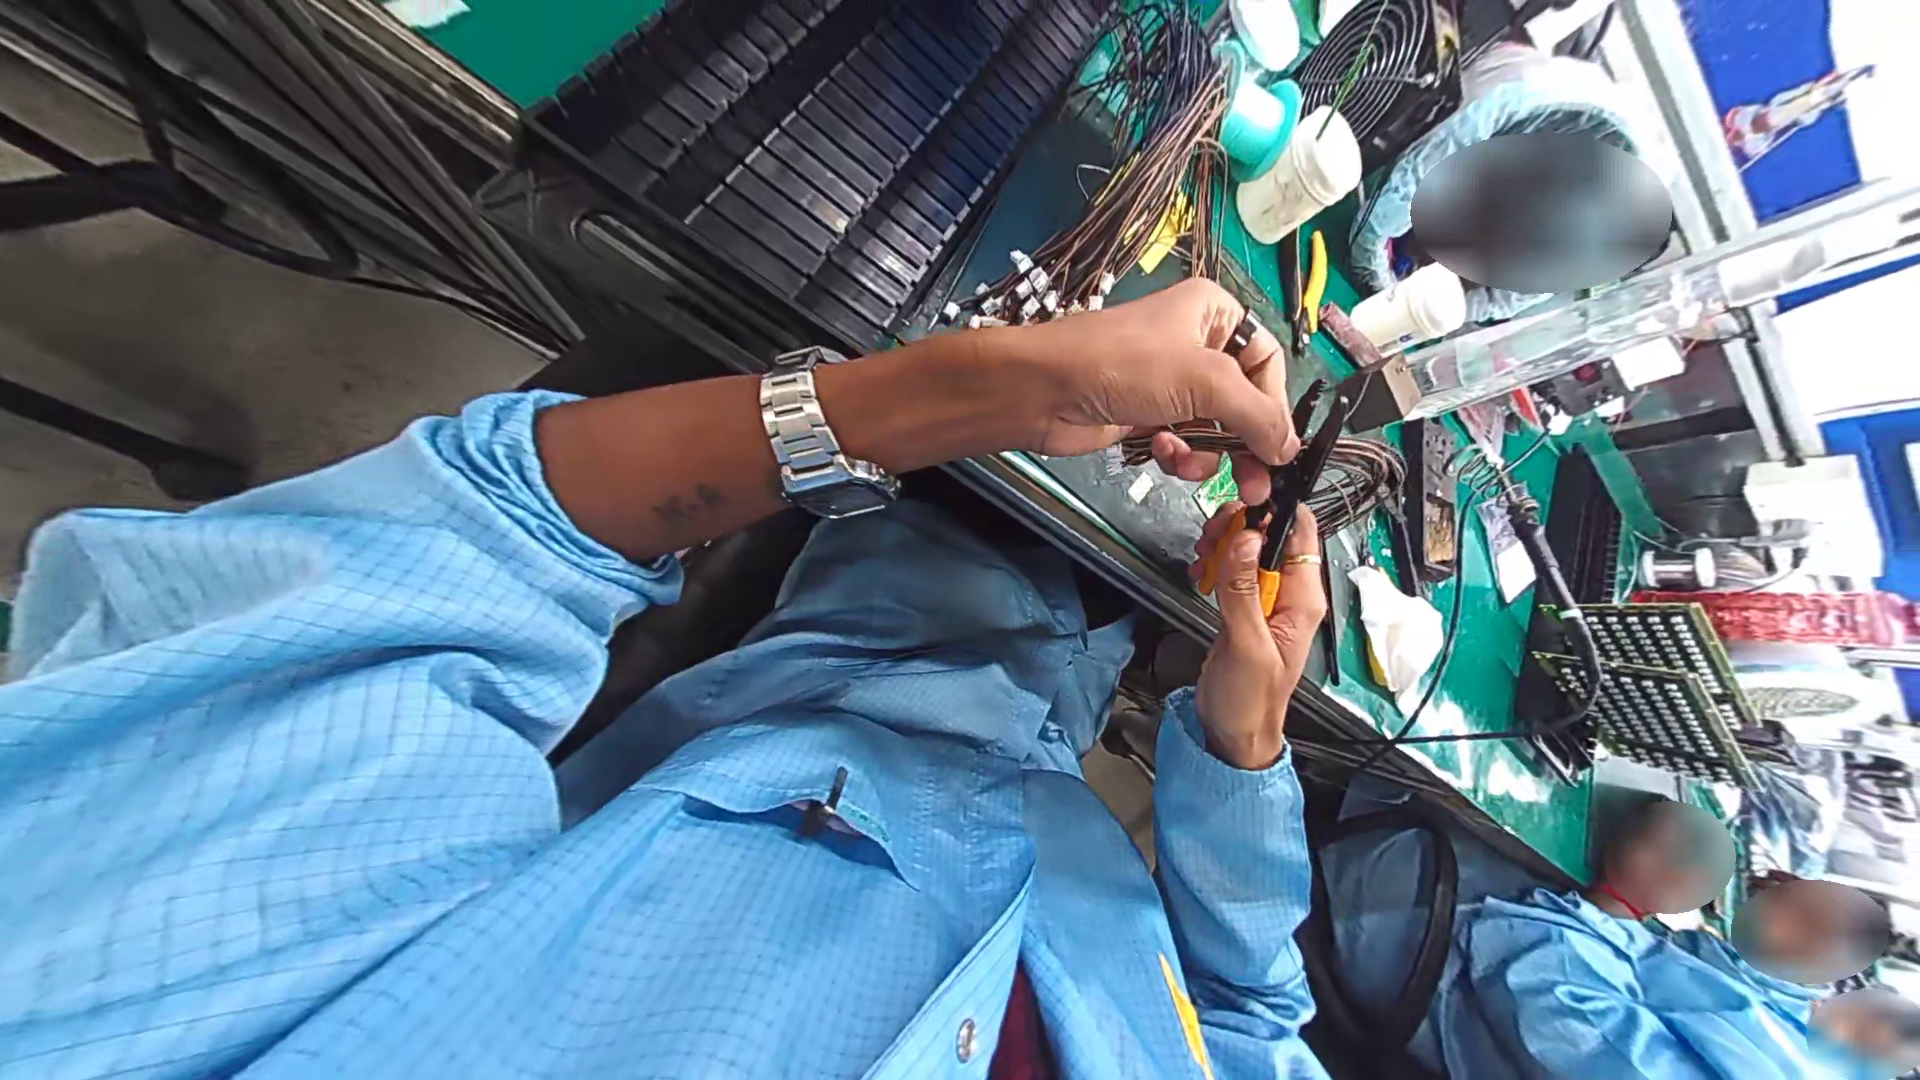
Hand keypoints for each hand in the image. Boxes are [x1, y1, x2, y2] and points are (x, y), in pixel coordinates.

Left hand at [995, 278, 1298, 504]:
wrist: (1045, 391)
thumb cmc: (1126, 367)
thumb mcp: (1204, 380)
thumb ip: (1255, 415)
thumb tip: (1289, 448)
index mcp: (1214, 315)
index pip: (1266, 363)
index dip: (1274, 407)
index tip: (1279, 448)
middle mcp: (1195, 346)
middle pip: (1242, 402)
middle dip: (1246, 444)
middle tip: (1255, 487)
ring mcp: (1167, 384)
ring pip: (1212, 429)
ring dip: (1207, 454)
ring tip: (1188, 466)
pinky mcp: (1144, 416)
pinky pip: (1181, 441)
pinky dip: (1177, 455)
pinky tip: (1163, 455)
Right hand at [1190, 502, 1326, 769]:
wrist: (1232, 730)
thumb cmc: (1250, 698)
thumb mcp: (1246, 643)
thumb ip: (1243, 589)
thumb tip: (1246, 538)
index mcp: (1302, 599)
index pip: (1300, 535)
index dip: (1273, 514)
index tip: (1240, 511)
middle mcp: (1286, 593)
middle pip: (1268, 537)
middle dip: (1237, 528)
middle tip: (1211, 538)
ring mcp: (1262, 599)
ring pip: (1245, 550)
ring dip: (1221, 545)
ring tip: (1202, 559)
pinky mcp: (1240, 607)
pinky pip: (1229, 570)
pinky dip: (1212, 564)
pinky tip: (1200, 574)